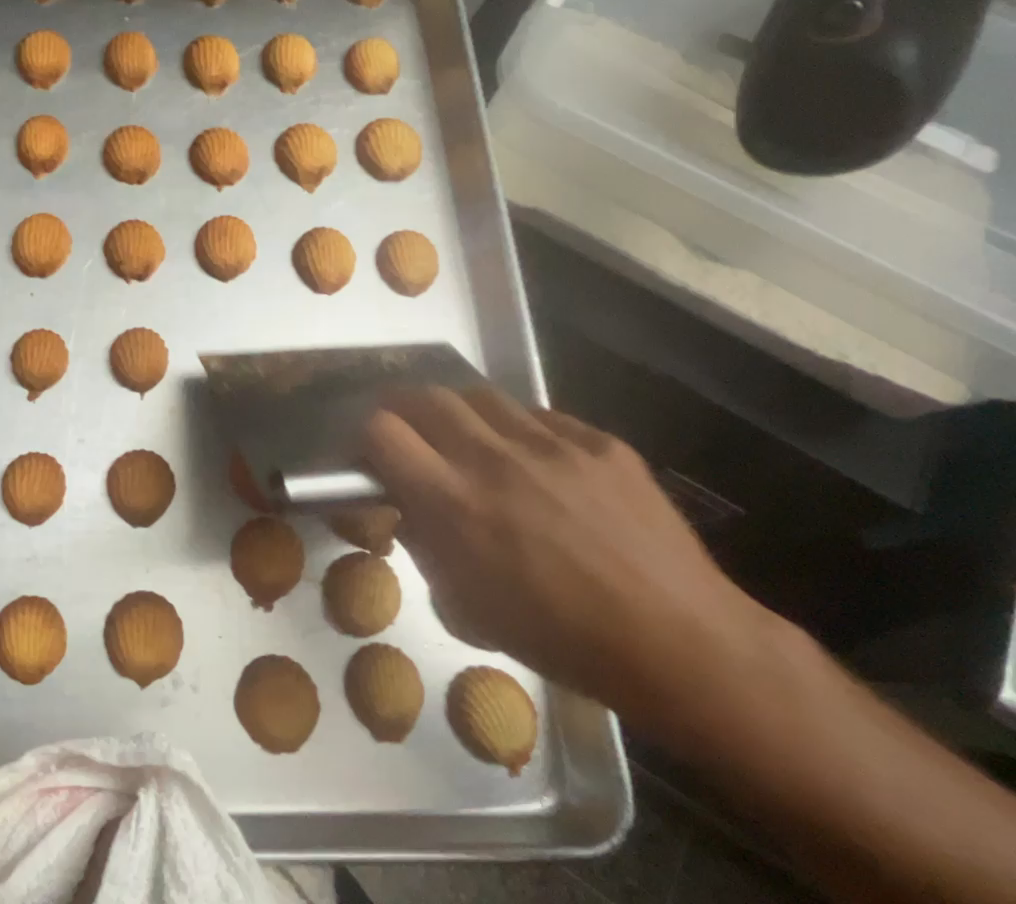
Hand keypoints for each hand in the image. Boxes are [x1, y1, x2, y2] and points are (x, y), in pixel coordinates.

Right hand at [361, 386, 771, 723]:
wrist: (674, 641)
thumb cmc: (556, 638)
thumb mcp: (462, 604)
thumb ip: (425, 544)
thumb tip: (411, 508)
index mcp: (451, 502)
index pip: (380, 431)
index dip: (363, 436)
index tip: (367, 455)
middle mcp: (494, 458)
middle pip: (425, 397)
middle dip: (401, 409)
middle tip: (403, 432)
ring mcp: (553, 445)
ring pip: (482, 396)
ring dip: (458, 413)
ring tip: (464, 438)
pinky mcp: (602, 444)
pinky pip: (543, 418)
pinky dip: (519, 431)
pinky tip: (531, 461)